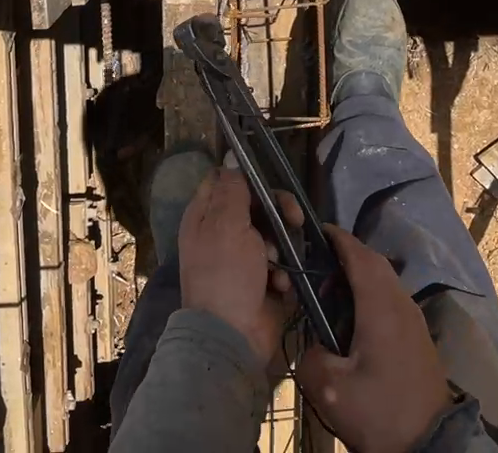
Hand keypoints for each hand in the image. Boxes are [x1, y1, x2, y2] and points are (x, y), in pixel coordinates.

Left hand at [177, 167, 300, 362]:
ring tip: (278, 261)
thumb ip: (232, 189)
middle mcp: (221, 234)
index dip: (249, 179)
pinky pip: (282, 263)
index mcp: (205, 217)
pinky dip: (283, 272)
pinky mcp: (263, 281)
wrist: (233, 338)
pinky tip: (280, 284)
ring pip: (274, 233)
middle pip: (257, 205)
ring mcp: (243, 259)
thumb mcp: (226, 224)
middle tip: (292, 219)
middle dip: (277, 212)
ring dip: (282, 246)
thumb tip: (232, 159)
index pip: (226, 181)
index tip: (268, 187)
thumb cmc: (226, 275)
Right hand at [299, 226, 453, 452]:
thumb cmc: (381, 411)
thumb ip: (310, 357)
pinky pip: (391, 300)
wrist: (430, 446)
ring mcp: (414, 320)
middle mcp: (402, 303)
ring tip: (330, 295)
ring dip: (359, 279)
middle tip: (317, 267)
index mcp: (382, 306)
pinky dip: (370, 297)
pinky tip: (352, 322)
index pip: (360, 255)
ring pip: (385, 282)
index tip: (318, 231)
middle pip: (374, 264)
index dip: (339, 239)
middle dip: (346, 257)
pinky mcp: (418, 337)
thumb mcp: (331, 391)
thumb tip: (314, 346)